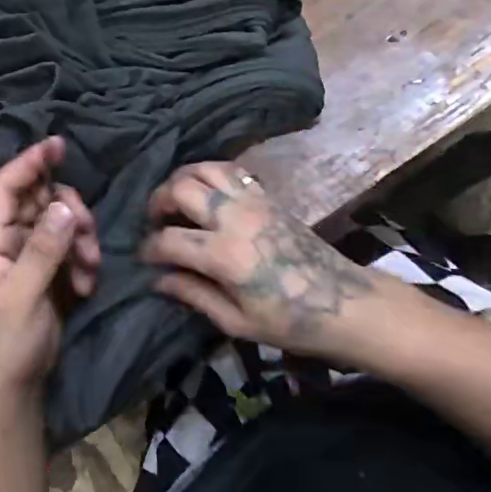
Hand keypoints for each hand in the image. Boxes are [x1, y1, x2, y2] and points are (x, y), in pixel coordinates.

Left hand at [0, 137, 100, 393]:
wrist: (10, 388)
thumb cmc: (4, 344)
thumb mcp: (22, 297)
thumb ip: (43, 250)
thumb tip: (65, 205)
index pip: (5, 187)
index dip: (29, 162)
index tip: (58, 145)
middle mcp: (5, 241)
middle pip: (38, 200)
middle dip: (68, 210)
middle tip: (88, 230)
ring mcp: (26, 256)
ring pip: (58, 222)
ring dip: (81, 238)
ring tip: (90, 268)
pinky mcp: (46, 272)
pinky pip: (68, 247)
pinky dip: (82, 259)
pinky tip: (87, 285)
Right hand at [140, 162, 371, 355]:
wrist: (346, 303)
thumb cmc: (290, 322)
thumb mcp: (236, 322)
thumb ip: (193, 295)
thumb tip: (158, 280)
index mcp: (223, 255)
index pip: (168, 240)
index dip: (148, 249)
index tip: (144, 259)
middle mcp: (234, 219)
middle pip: (179, 189)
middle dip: (158, 202)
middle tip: (155, 221)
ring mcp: (252, 202)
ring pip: (203, 169)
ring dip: (181, 180)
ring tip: (176, 200)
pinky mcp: (267, 197)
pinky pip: (229, 170)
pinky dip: (208, 174)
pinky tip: (205, 193)